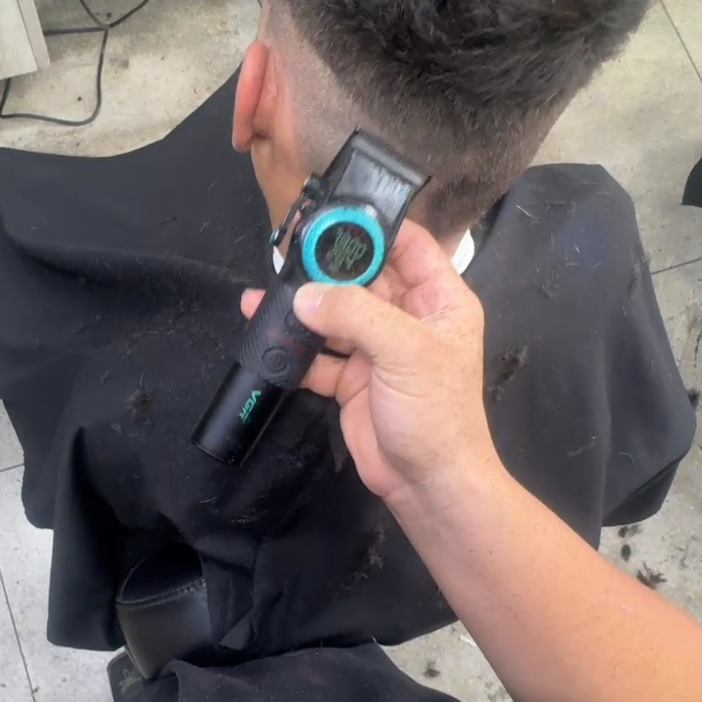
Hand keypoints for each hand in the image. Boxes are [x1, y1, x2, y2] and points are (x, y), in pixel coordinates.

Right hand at [238, 221, 499, 506]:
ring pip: (333, 317)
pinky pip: (318, 356)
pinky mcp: (350, 380)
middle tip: (285, 254)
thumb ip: (354, 315)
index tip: (332, 218)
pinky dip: (293, 349)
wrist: (426, 482)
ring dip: (301, 309)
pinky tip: (266, 336)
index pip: (409, 246)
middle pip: (362, 279)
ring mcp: (376, 351)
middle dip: (325, 268)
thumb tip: (303, 296)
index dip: (375, 228)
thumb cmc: (435, 413)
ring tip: (262, 296)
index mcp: (438, 300)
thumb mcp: (404, 352)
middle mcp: (407, 319)